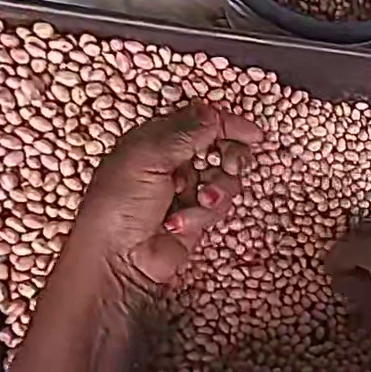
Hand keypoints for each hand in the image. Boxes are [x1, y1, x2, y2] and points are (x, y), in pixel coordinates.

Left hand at [67, 101, 260, 309]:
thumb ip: (184, 133)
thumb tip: (212, 112)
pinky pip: (218, 206)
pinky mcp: (196, 216)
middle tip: (230, 166)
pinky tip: (182, 222)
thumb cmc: (118, 206)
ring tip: (200, 201)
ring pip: (225, 179)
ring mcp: (187, 190)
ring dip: (217, 191)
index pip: (200, 122)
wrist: (118, 259)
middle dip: (230, 158)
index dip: (227, 125)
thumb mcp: (147, 157)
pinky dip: (204, 214)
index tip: (252, 134)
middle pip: (219, 149)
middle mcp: (174, 163)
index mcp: (155, 140)